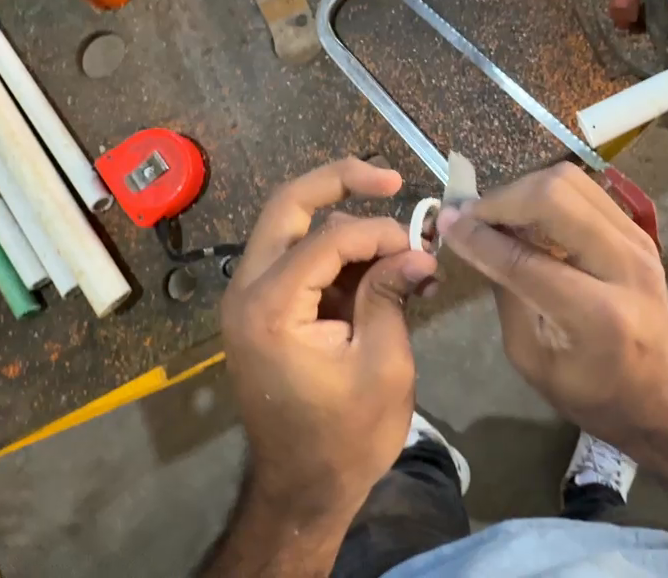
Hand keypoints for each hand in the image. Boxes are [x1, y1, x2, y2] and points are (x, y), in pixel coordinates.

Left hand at [221, 158, 435, 523]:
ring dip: (346, 224)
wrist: (304, 489)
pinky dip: (340, 252)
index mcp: (270, 307)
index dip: (380, 233)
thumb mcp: (382, 363)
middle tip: (390, 178)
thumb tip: (419, 248)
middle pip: (289, 204)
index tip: (420, 249)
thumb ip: (391, 293)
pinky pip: (300, 256)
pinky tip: (382, 266)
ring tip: (400, 245)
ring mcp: (250, 297)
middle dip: (342, 182)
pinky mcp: (265, 307)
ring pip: (293, 225)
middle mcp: (247, 291)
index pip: (328, 238)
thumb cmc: (345, 436)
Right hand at [436, 163, 667, 457]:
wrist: (666, 390)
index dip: (479, 237)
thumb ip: (506, 293)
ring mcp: (638, 239)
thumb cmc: (594, 391)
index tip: (446, 222)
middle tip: (471, 217)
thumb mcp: (533, 359)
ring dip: (522, 191)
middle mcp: (625, 265)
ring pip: (569, 181)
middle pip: (554, 197)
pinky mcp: (638, 227)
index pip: (526, 260)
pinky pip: (582, 190)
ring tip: (496, 216)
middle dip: (502, 200)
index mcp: (600, 315)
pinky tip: (525, 218)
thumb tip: (472, 237)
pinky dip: (544, 195)